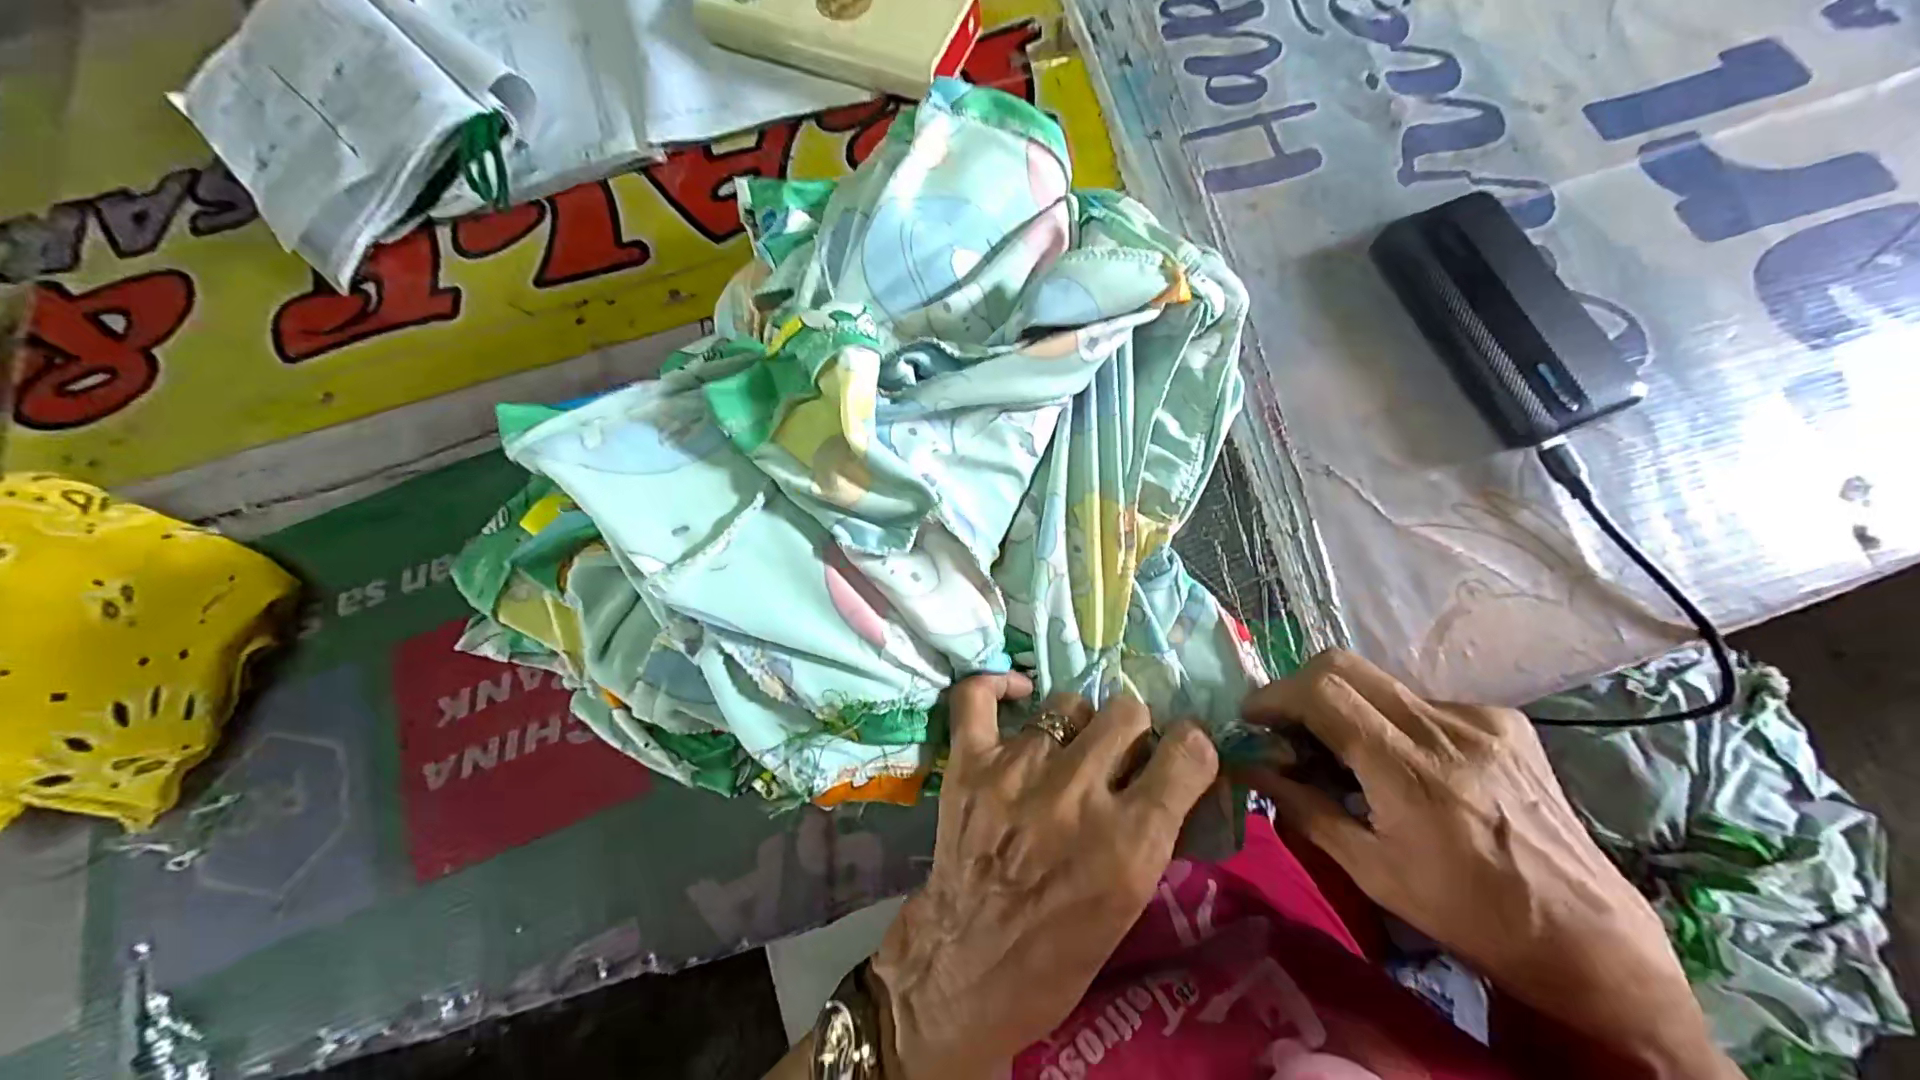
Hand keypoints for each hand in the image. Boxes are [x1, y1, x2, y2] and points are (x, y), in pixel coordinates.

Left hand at [870, 675, 1218, 1079]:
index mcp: (1130, 841)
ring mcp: (1017, 772)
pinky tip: (1017, 695)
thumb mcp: (1133, 898)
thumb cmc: (1062, 950)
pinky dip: (998, 687)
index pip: (1189, 751)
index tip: (1180, 748)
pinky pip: (979, 696)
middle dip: (1132, 731)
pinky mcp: (969, 764)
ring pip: (1067, 703)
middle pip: (1127, 712)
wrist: (970, 967)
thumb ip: (1155, 826)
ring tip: (1066, 749)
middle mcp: (1076, 795)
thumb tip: (1176, 767)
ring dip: (1076, 725)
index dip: (1190, 744)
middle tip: (1117, 754)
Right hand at [1239, 650, 1739, 1079]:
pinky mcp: (1504, 722)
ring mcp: (1481, 719)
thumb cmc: (1467, 914)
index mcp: (1410, 771)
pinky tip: (1401, 762)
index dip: (1275, 696)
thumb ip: (1303, 808)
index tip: (1252, 719)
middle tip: (1285, 726)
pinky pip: (1421, 700)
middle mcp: (1446, 728)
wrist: (1588, 938)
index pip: (1322, 693)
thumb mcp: (1370, 870)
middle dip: (1299, 688)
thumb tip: (1251, 767)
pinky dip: (1389, 719)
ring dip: (1342, 704)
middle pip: (1344, 666)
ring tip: (1340, 752)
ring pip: (1380, 681)